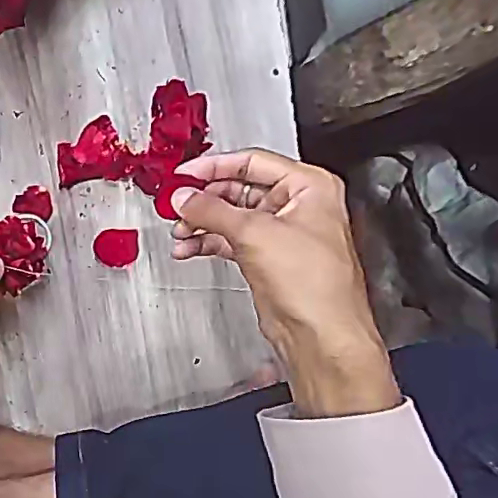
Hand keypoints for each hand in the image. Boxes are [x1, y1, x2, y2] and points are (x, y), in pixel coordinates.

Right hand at [170, 149, 400, 417]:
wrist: (321, 335)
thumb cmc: (316, 286)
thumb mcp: (255, 233)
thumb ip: (212, 210)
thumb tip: (186, 197)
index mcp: (309, 186)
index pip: (252, 162)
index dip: (213, 167)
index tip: (185, 174)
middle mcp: (297, 206)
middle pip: (238, 189)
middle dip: (204, 199)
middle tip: (177, 203)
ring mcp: (282, 233)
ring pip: (231, 217)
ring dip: (202, 222)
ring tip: (180, 229)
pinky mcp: (268, 258)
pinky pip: (231, 240)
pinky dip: (208, 242)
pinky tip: (189, 247)